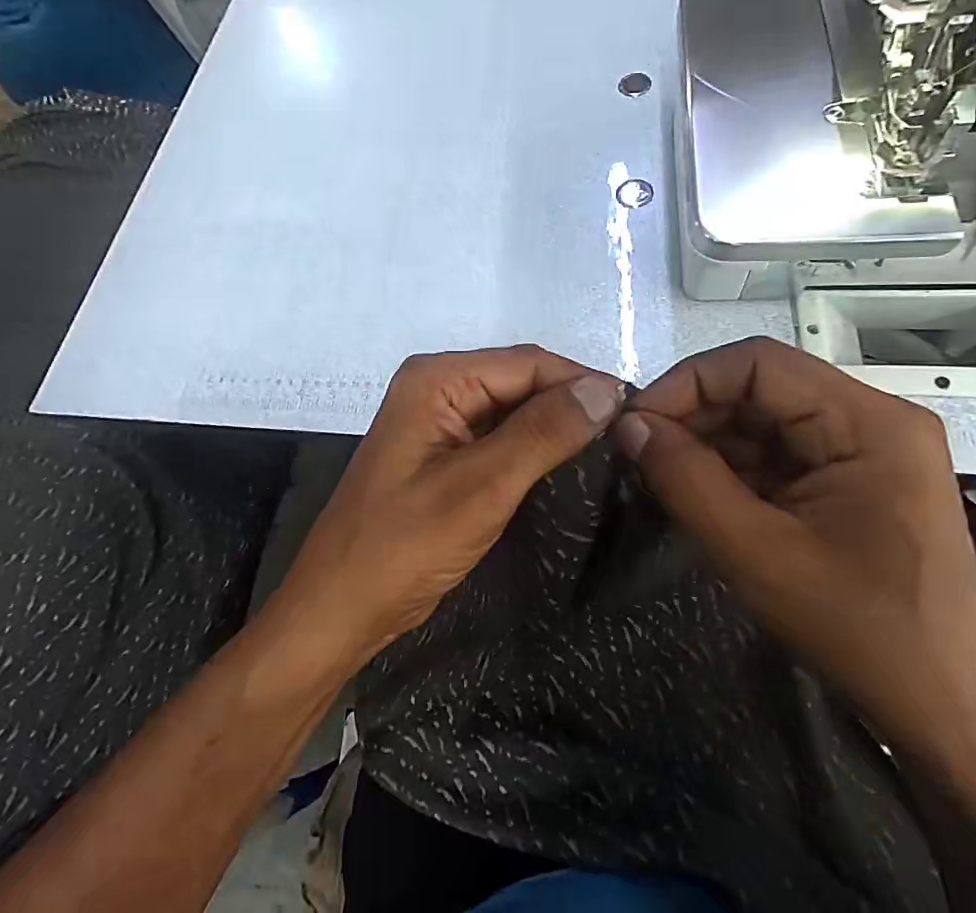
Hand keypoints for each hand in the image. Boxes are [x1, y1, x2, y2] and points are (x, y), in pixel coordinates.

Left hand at [267, 346, 623, 668]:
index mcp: (438, 380)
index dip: (585, 383)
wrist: (341, 611)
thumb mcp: (481, 487)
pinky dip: (539, 449)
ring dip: (561, 428)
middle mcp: (440, 388)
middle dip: (574, 405)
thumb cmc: (402, 547)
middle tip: (628, 439)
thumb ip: (544, 432)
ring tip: (611, 452)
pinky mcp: (450, 454)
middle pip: (526, 382)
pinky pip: (506, 437)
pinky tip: (571, 468)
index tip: (635, 415)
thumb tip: (608, 390)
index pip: (531, 363)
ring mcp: (443, 422)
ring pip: (520, 410)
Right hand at [614, 337, 975, 748]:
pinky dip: (742, 471)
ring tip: (661, 476)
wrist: (943, 709)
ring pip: (774, 422)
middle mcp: (878, 420)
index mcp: (871, 422)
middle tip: (640, 455)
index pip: (762, 364)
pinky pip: (790, 456)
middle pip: (769, 389)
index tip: (636, 424)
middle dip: (699, 416)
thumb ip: (688, 481)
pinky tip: (702, 492)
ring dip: (715, 445)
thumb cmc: (860, 632)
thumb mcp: (759, 554)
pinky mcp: (862, 481)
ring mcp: (873, 451)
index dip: (689, 382)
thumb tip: (631, 427)